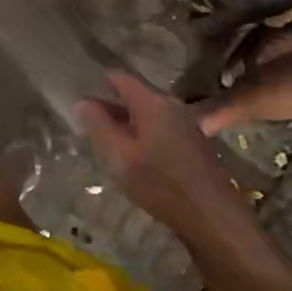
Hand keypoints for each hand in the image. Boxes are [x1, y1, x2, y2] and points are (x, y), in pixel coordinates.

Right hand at [74, 72, 248, 236]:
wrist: (209, 212)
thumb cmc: (159, 182)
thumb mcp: (119, 156)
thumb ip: (99, 126)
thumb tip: (82, 101)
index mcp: (152, 102)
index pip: (122, 78)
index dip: (101, 81)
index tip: (83, 89)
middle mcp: (171, 105)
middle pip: (136, 96)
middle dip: (112, 105)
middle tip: (89, 120)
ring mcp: (185, 122)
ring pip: (149, 113)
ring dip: (128, 121)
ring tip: (107, 137)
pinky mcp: (192, 141)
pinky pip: (161, 127)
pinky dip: (144, 133)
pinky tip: (135, 153)